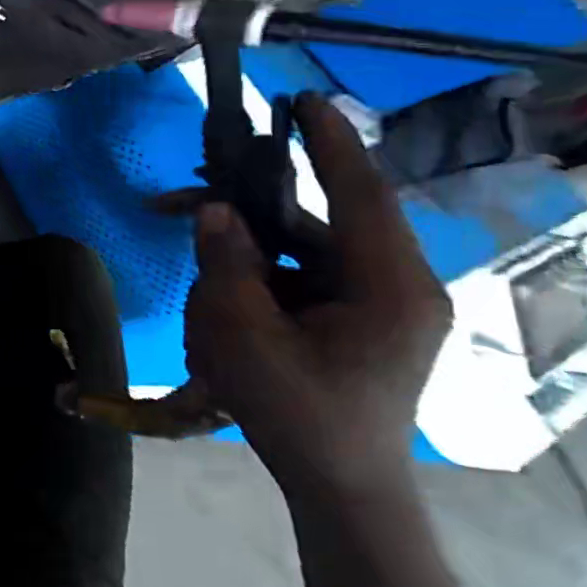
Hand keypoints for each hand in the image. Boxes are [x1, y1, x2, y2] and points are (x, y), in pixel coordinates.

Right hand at [187, 94, 450, 493]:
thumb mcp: (244, 337)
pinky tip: (219, 285)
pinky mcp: (357, 316)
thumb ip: (227, 264)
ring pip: (304, 247)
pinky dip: (260, 269)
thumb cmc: (297, 414)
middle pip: (318, 220)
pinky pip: (303, 273)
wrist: (339, 487)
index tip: (301, 99)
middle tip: (197, 188)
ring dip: (249, 242)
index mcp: (390, 285)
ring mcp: (378, 301)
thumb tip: (213, 210)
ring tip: (191, 242)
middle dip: (254, 205)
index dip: (330, 141)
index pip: (361, 192)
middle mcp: (395, 283)